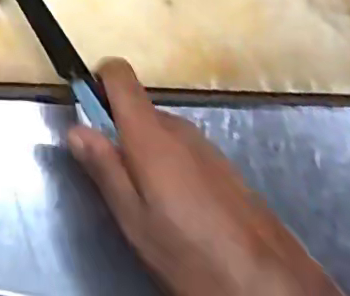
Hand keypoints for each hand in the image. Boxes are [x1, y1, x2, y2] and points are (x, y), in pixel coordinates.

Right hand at [67, 60, 342, 295]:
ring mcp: (206, 146)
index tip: (88, 110)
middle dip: (120, 133)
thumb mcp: (134, 219)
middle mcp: (179, 128)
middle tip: (116, 180)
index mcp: (150, 133)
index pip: (119, 75)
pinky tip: (181, 213)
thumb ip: (103, 168)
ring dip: (147, 154)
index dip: (98, 81)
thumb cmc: (192, 252)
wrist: (273, 288)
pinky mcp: (226, 168)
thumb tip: (76, 129)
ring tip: (150, 204)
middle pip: (138, 108)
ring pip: (161, 133)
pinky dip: (172, 169)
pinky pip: (184, 152)